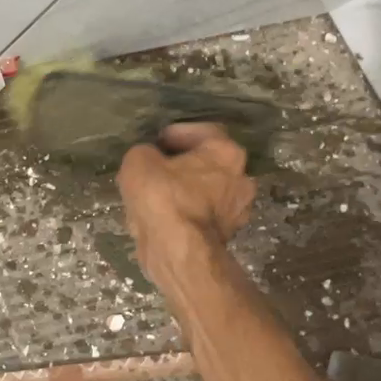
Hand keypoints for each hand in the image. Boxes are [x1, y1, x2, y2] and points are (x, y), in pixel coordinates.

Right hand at [117, 123, 254, 247]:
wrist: (178, 249)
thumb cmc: (162, 196)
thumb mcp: (138, 160)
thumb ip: (146, 152)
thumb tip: (150, 158)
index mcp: (226, 153)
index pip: (205, 131)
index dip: (178, 133)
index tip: (156, 141)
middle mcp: (242, 176)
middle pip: (211, 162)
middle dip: (186, 162)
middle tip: (157, 167)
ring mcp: (239, 207)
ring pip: (210, 188)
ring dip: (189, 188)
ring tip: (159, 193)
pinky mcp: (230, 232)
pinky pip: (206, 212)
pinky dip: (189, 210)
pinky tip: (166, 214)